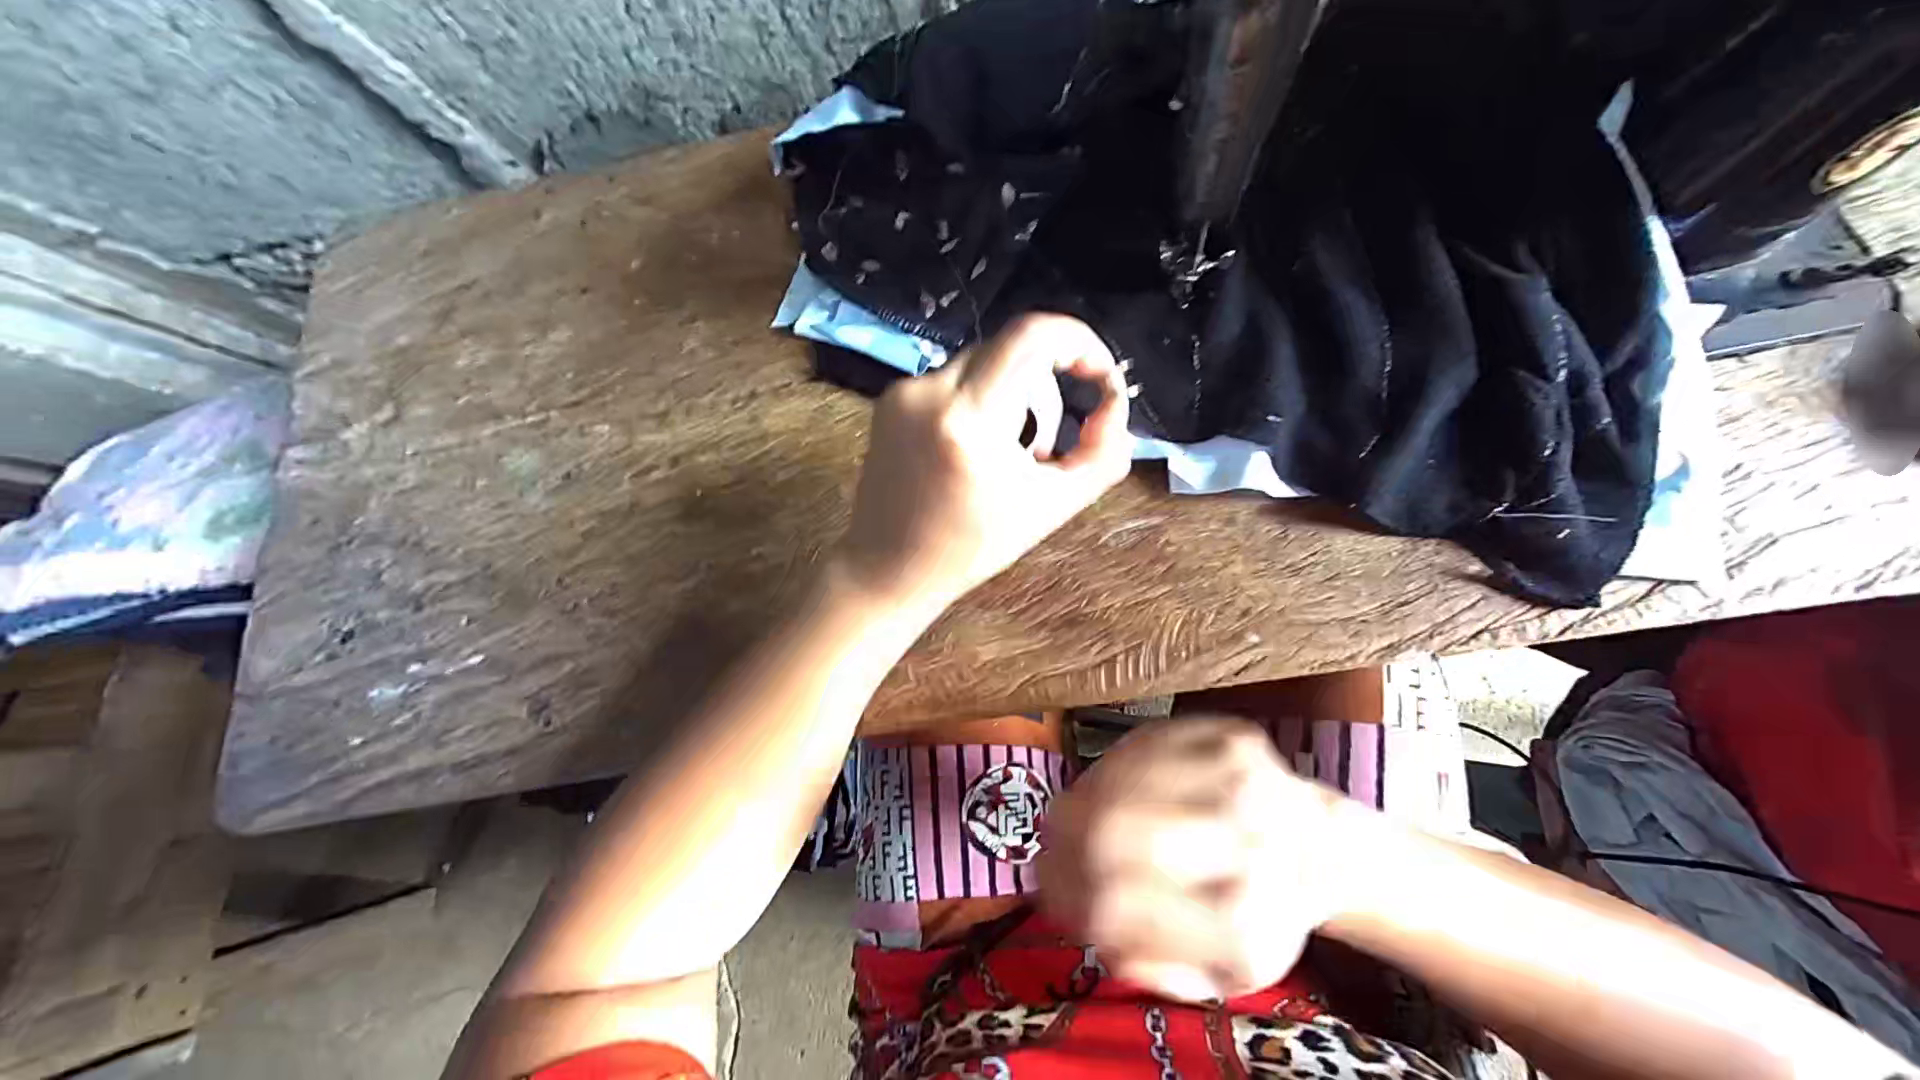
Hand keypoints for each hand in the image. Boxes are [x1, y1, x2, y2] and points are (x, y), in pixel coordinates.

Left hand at [835, 313, 1132, 613]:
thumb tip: (1114, 408)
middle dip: (1049, 382)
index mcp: (969, 418)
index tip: (1097, 378)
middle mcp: (929, 391)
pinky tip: (979, 449)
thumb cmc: (972, 547)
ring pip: (984, 363)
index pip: (1032, 334)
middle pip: (1012, 347)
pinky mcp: (891, 399)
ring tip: (1017, 453)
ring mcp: (904, 391)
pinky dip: (982, 401)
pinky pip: (954, 379)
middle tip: (1053, 439)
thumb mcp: (1052, 507)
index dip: (1080, 342)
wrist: (887, 567)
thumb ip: (1102, 454)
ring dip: (1016, 393)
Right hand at [1035, 716, 1354, 1002]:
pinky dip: (1118, 764)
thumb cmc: (1255, 913)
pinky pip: (1144, 743)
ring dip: (1087, 796)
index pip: (1114, 904)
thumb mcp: (1208, 971)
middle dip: (1062, 835)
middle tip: (1054, 842)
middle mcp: (1249, 849)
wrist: (1318, 849)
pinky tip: (1124, 783)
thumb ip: (1143, 960)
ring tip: (1087, 811)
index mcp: (1243, 929)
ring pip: (1119, 778)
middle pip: (1109, 828)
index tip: (1053, 888)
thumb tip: (1086, 917)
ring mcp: (1243, 782)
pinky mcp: (1234, 736)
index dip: (1062, 890)